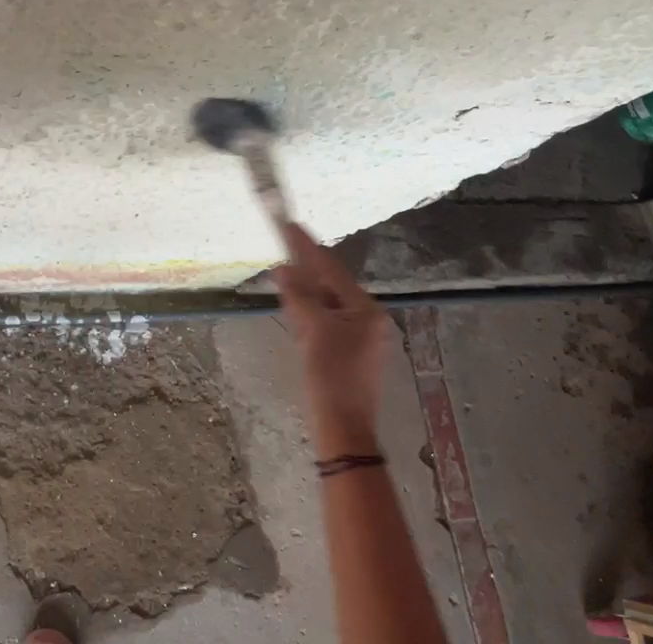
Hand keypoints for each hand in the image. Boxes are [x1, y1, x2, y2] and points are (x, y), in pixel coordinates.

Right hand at [273, 222, 393, 457]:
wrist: (343, 428)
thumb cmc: (331, 376)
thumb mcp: (312, 331)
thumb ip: (299, 296)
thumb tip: (283, 270)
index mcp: (366, 310)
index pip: (331, 270)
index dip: (308, 248)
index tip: (290, 225)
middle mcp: (369, 320)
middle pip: (332, 285)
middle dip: (307, 268)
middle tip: (285, 246)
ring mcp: (361, 338)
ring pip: (328, 303)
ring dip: (306, 290)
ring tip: (284, 273)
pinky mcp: (349, 353)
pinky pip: (327, 321)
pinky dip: (309, 311)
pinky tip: (295, 306)